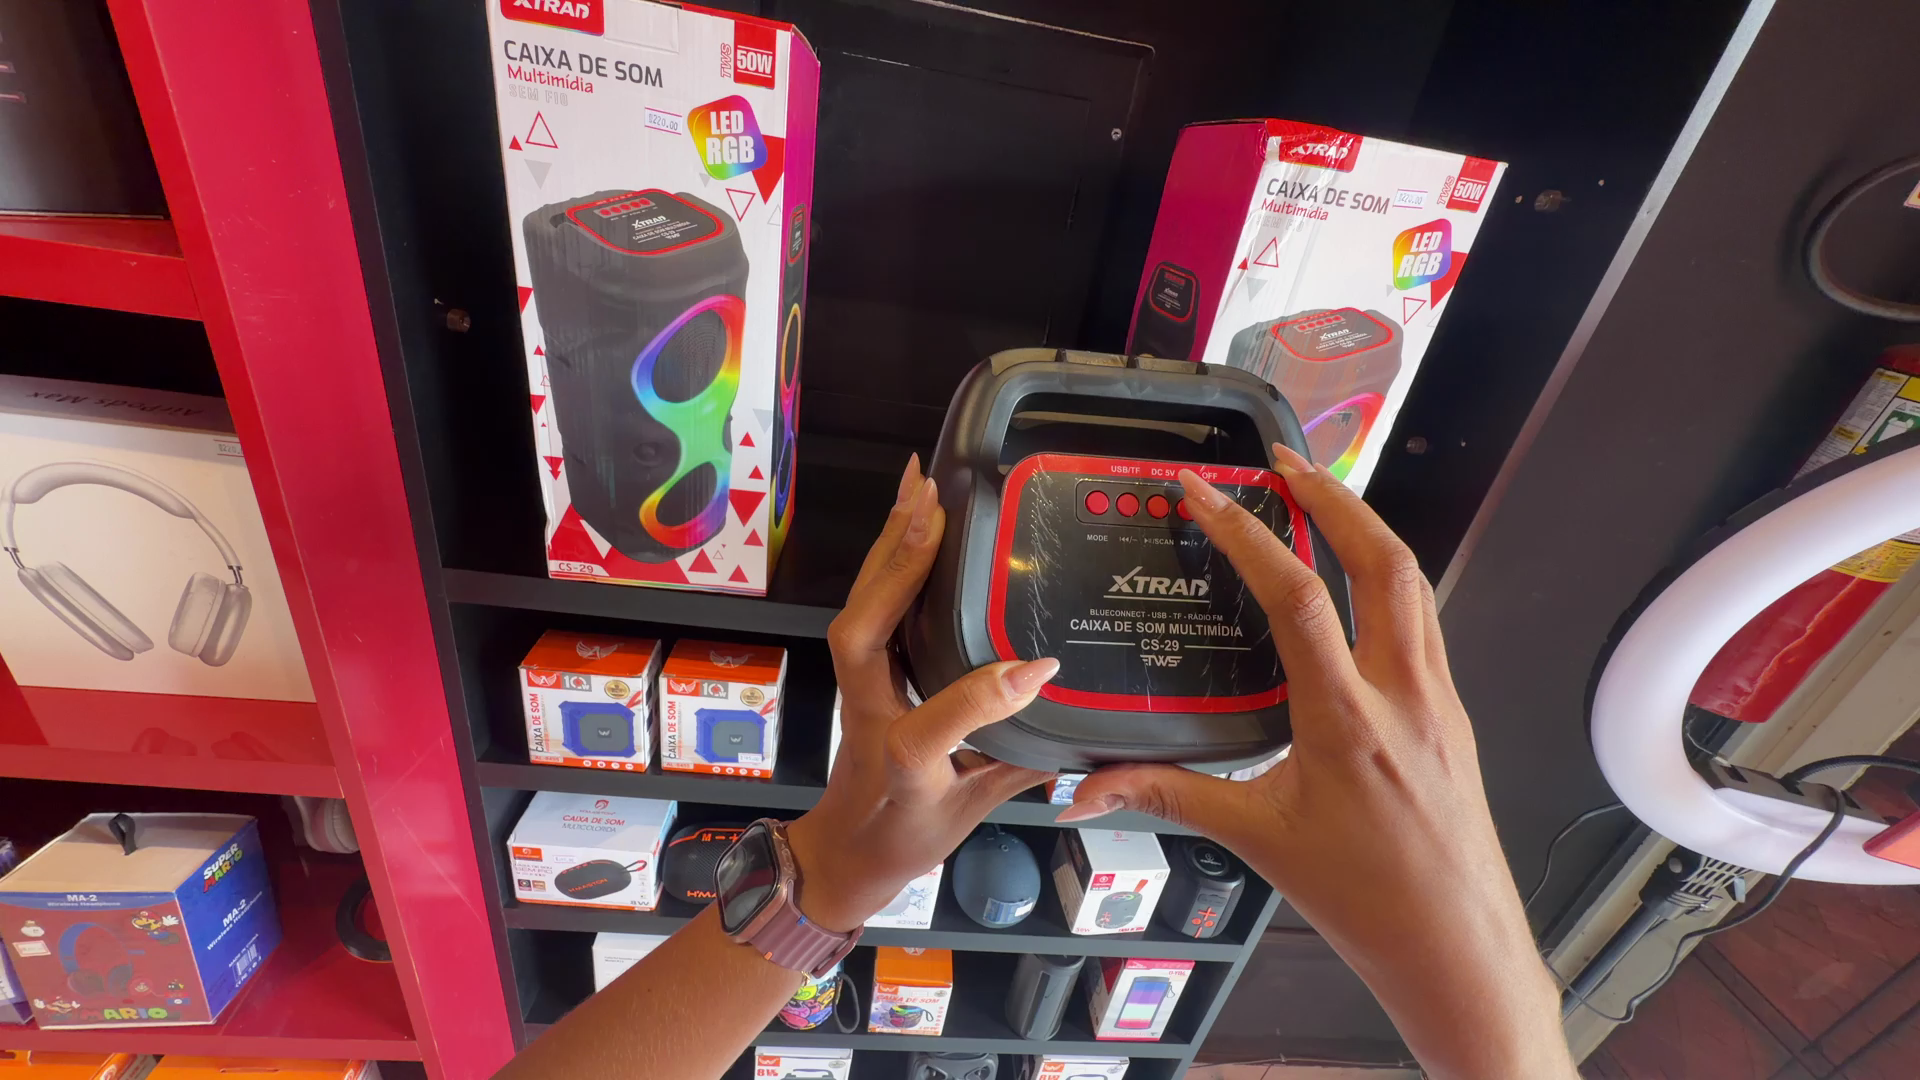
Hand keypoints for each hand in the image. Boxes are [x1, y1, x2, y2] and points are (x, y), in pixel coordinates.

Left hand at [785, 455, 1056, 931]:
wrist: (842, 851)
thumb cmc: (903, 837)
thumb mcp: (967, 814)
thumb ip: (1021, 766)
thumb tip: (1080, 729)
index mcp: (900, 762)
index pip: (930, 726)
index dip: (980, 698)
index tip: (1038, 669)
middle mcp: (870, 711)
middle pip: (863, 631)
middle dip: (897, 560)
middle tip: (928, 495)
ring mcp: (859, 685)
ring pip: (859, 608)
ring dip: (886, 545)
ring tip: (914, 488)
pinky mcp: (862, 669)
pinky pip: (868, 608)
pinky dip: (885, 561)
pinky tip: (907, 526)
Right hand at [1060, 444, 1573, 1079]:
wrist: (1462, 957)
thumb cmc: (1366, 901)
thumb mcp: (1255, 839)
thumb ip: (1166, 795)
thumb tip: (1088, 787)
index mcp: (1348, 720)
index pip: (1296, 597)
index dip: (1245, 533)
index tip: (1204, 493)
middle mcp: (1404, 694)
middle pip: (1384, 563)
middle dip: (1332, 498)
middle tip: (1281, 461)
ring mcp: (1438, 699)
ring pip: (1414, 584)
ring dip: (1365, 528)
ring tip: (1315, 495)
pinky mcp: (1449, 712)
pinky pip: (1420, 618)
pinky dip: (1384, 574)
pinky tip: (1350, 579)